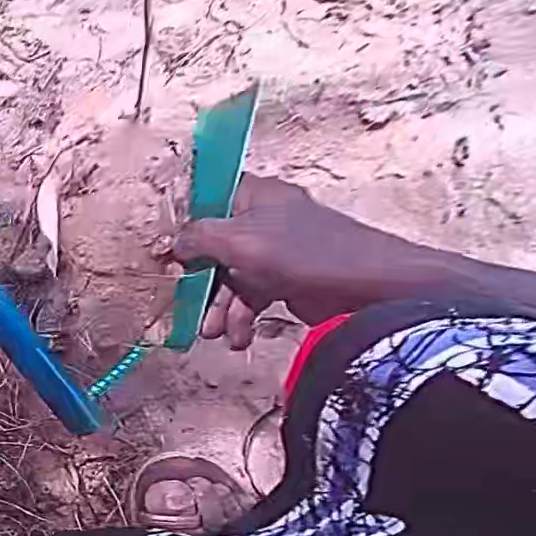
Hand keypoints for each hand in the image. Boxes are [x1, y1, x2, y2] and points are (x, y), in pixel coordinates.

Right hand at [174, 176, 452, 348]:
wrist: (371, 289)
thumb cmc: (302, 253)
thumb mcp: (238, 239)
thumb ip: (198, 237)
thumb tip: (174, 243)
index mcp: (255, 196)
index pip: (207, 198)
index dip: (183, 222)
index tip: (164, 249)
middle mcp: (263, 220)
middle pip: (212, 248)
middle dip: (198, 284)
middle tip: (185, 306)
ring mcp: (274, 251)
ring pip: (228, 278)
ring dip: (218, 309)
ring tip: (216, 334)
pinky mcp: (285, 280)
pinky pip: (250, 297)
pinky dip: (241, 318)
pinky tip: (240, 338)